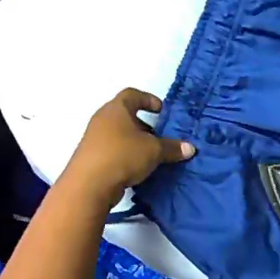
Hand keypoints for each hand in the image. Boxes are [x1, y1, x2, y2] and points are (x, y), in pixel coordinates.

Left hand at [63, 88, 195, 202]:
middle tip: (159, 137)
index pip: (133, 95)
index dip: (148, 99)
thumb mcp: (153, 150)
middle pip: (125, 116)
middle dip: (144, 125)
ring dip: (135, 142)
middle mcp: (102, 119)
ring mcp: (94, 138)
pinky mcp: (91, 157)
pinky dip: (126, 155)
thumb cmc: (123, 155)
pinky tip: (137, 169)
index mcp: (116, 108)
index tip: (161, 110)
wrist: (89, 184)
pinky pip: (113, 150)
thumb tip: (190, 148)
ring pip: (119, 135)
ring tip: (151, 155)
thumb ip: (172, 148)